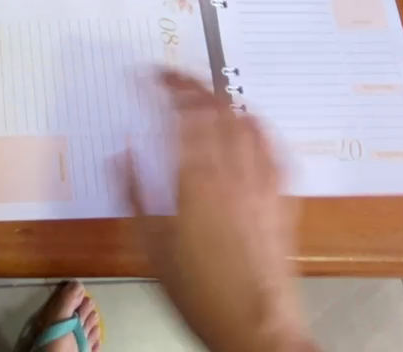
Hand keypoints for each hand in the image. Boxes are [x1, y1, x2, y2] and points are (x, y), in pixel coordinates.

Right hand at [126, 73, 313, 351]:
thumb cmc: (199, 292)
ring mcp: (261, 184)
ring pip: (245, 122)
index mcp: (196, 180)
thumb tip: (121, 152)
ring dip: (222, 98)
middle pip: (215, 107)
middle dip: (190, 83)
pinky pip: (274, 149)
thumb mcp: (150, 245)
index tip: (147, 75)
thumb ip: (133, 192)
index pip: (181, 112)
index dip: (164, 85)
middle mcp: (232, 174)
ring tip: (203, 90)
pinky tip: (250, 120)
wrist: (255, 331)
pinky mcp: (281, 200)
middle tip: (170, 77)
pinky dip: (259, 126)